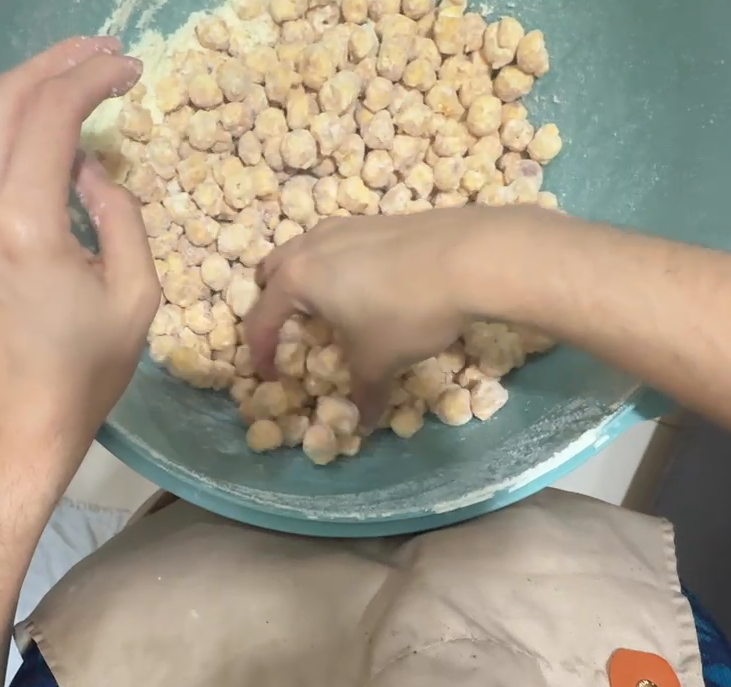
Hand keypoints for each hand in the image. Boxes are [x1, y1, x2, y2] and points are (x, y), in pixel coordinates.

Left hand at [0, 37, 156, 475]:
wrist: (21, 416)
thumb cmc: (87, 369)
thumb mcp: (136, 294)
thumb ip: (120, 212)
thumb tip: (91, 165)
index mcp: (24, 226)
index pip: (51, 114)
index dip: (92, 78)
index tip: (128, 68)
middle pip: (7, 99)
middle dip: (58, 65)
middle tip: (104, 56)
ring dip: (28, 89)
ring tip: (75, 81)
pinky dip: (6, 125)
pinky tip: (40, 129)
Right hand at [243, 207, 516, 419]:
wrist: (471, 257)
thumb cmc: (405, 313)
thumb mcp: (378, 361)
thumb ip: (363, 392)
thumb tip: (364, 422)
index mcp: (296, 279)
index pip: (259, 319)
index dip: (260, 354)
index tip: (271, 376)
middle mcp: (311, 245)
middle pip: (271, 272)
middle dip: (272, 304)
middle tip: (289, 333)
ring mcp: (344, 226)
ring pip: (304, 252)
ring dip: (304, 282)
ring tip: (327, 310)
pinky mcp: (376, 220)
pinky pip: (338, 246)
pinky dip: (337, 269)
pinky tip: (367, 291)